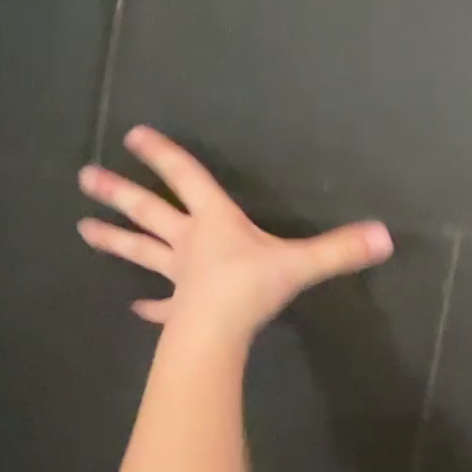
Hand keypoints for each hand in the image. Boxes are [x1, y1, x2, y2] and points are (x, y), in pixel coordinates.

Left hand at [76, 126, 393, 336]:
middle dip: (120, 193)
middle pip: (150, 212)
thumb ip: (341, 249)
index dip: (163, 156)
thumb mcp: (301, 264)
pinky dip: (149, 306)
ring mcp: (180, 277)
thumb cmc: (250, 288)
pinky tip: (135, 308)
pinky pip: (161, 304)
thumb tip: (386, 236)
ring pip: (142, 252)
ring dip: (116, 240)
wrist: (214, 336)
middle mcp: (190, 242)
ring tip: (84, 229)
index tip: (132, 135)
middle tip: (86, 177)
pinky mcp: (180, 310)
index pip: (187, 179)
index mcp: (215, 222)